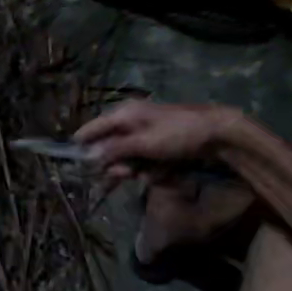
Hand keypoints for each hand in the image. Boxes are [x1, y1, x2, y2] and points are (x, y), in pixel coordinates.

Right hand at [73, 100, 239, 179]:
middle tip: (124, 176)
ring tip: (149, 175)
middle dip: (116, 165)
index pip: (93, 128)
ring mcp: (146, 135)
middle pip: (110, 147)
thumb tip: (91, 156)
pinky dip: (150, 170)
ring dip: (135, 170)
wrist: (218, 133)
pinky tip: (163, 173)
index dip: (83, 144)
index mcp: (124, 114)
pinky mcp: (159, 146)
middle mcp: (131, 122)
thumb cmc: (177, 134)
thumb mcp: (143, 143)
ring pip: (128, 158)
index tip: (74, 163)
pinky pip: (145, 162)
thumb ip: (115, 149)